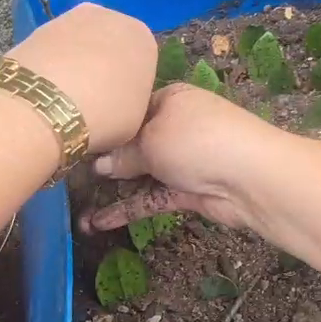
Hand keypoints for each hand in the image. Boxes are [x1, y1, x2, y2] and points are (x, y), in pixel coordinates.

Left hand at [4, 3, 156, 151]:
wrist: (49, 102)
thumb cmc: (107, 112)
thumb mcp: (136, 118)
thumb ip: (133, 100)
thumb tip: (118, 100)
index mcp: (144, 38)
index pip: (143, 62)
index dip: (131, 87)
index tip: (119, 107)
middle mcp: (112, 17)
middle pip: (111, 45)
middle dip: (103, 68)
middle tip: (93, 102)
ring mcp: (72, 16)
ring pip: (80, 45)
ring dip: (76, 65)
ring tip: (65, 98)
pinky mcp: (39, 25)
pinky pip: (54, 49)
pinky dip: (51, 65)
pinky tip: (46, 90)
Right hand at [78, 84, 287, 232]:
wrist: (251, 176)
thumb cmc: (196, 140)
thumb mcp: (151, 139)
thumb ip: (123, 154)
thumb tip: (99, 165)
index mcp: (171, 99)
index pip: (132, 107)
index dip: (107, 123)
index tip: (77, 139)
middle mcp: (177, 126)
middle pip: (135, 142)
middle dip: (105, 160)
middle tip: (70, 174)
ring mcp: (184, 160)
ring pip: (142, 174)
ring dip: (114, 190)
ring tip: (78, 204)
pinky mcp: (188, 191)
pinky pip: (153, 197)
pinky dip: (129, 209)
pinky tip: (99, 222)